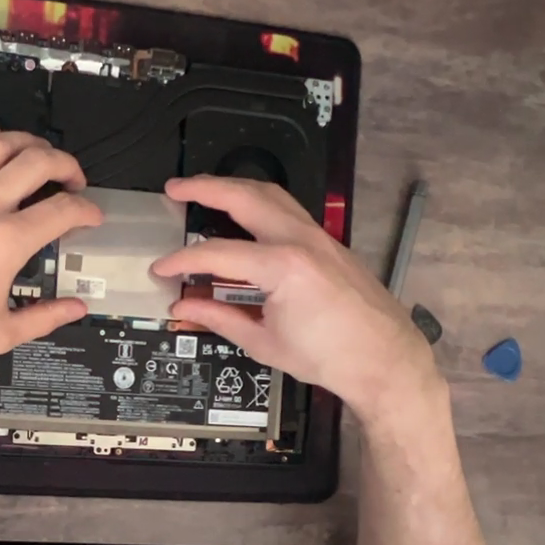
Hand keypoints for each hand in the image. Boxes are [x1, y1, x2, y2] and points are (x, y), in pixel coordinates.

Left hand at [0, 128, 98, 374]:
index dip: (86, 209)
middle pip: (36, 161)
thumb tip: (73, 309)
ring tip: (38, 155)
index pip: (61, 209)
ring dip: (26, 142)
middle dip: (65, 164)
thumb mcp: (0, 333)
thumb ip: (45, 318)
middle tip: (72, 178)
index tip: (89, 215)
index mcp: (4, 243)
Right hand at [150, 175, 443, 424]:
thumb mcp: (264, 342)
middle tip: (175, 189)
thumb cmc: (332, 356)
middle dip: (205, 187)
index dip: (181, 261)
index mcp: (283, 267)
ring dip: (234, 186)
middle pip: (244, 197)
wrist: (383, 358)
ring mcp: (318, 237)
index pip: (217, 254)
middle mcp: (301, 241)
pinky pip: (287, 209)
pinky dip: (259, 203)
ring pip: (270, 194)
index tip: (161, 268)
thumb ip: (218, 317)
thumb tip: (184, 307)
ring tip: (205, 189)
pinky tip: (243, 212)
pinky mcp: (327, 242)